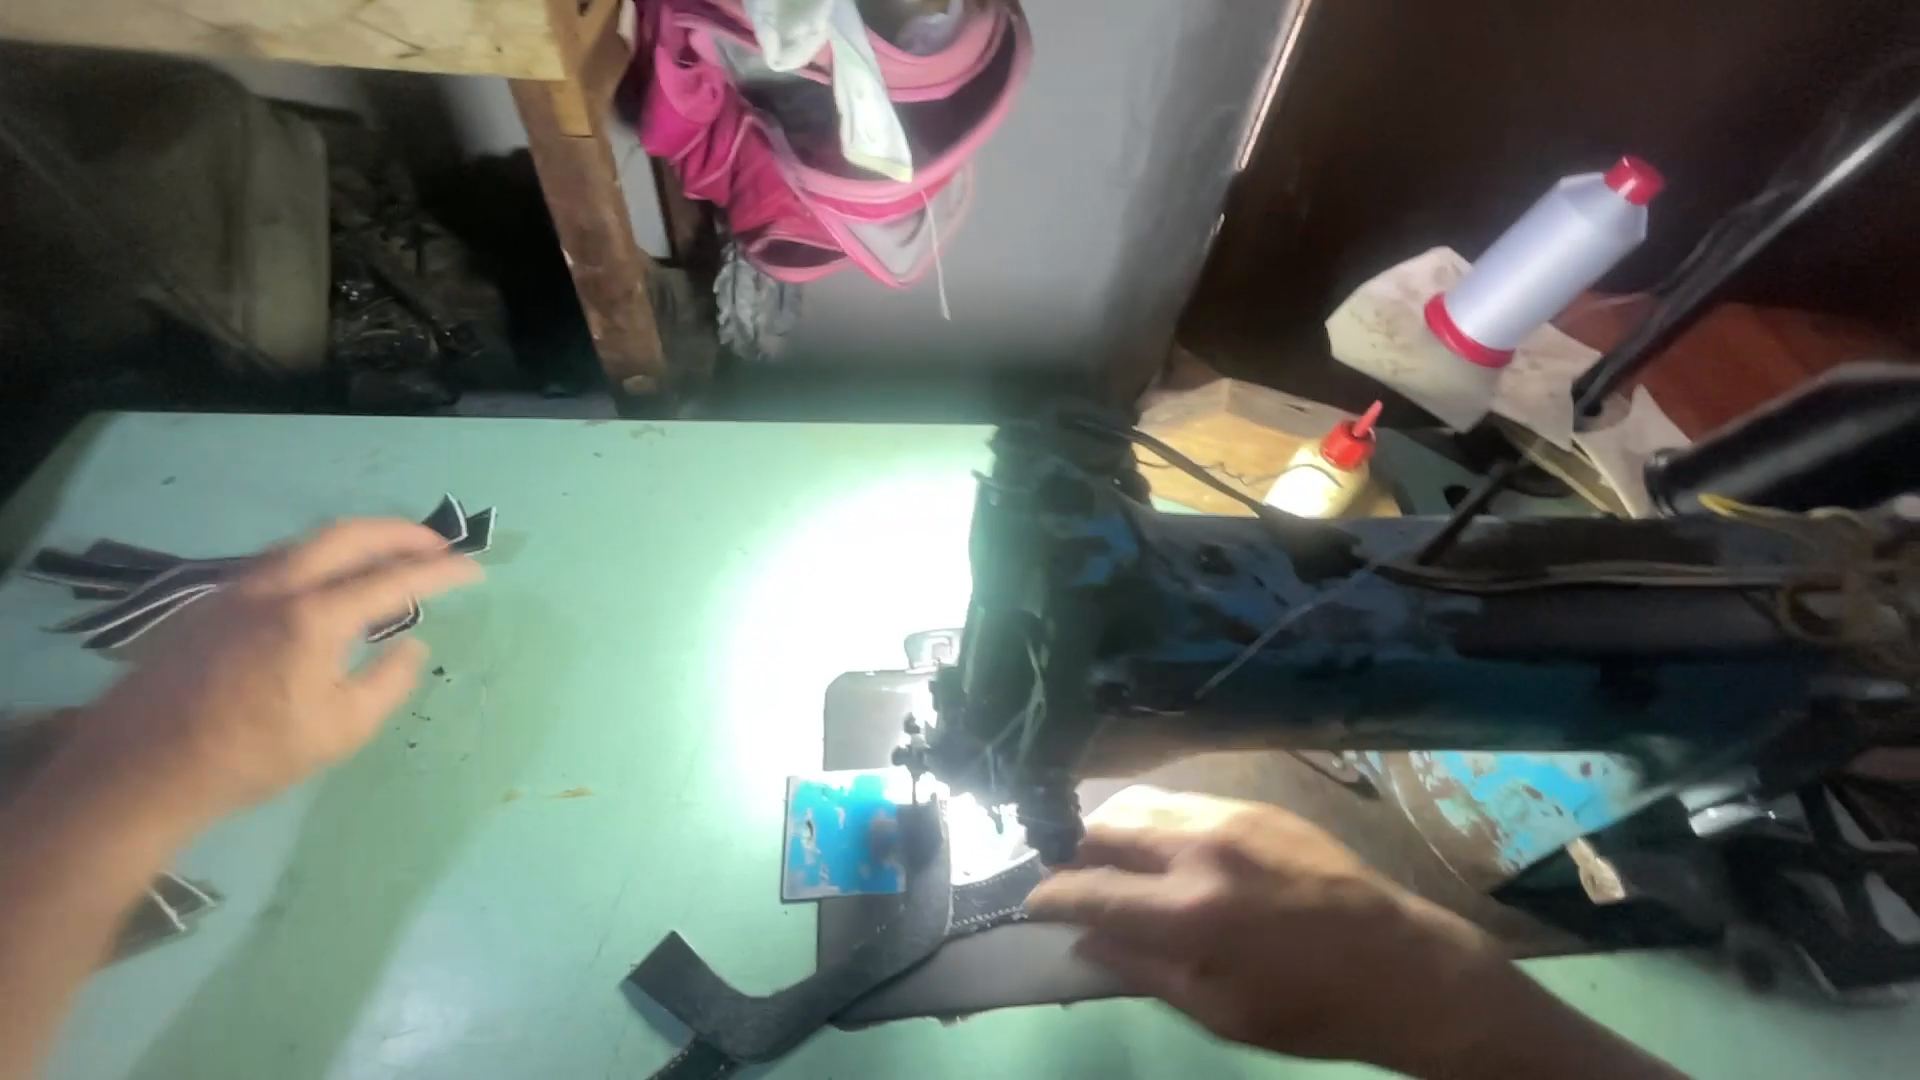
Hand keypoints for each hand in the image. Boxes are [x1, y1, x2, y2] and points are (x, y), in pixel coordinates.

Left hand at [71, 519, 481, 821]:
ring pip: (307, 543)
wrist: (134, 776)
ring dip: (360, 542)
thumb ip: (391, 680)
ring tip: (393, 559)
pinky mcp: (209, 606)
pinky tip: (333, 586)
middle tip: (440, 546)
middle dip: (402, 533)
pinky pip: (279, 563)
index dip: (443, 572)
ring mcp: (234, 593)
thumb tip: (411, 645)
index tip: (476, 571)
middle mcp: (273, 590)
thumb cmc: (253, 755)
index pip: (395, 579)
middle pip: (347, 535)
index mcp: (313, 619)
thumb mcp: (344, 728)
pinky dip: (323, 560)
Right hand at [1024, 788, 1527, 1075]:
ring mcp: (1226, 816)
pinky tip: (1155, 842)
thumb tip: (1081, 940)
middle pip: (1103, 827)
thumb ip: (1142, 969)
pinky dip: (1149, 817)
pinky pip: (1177, 799)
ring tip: (1102, 853)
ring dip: (1106, 825)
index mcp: (1191, 913)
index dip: (1050, 895)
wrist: (1406, 964)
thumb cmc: (1310, 1008)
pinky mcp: (1250, 804)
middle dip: (1069, 848)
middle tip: (1063, 873)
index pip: (1091, 891)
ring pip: (1136, 801)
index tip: (1031, 902)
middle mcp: (1199, 849)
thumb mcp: (1219, 1011)